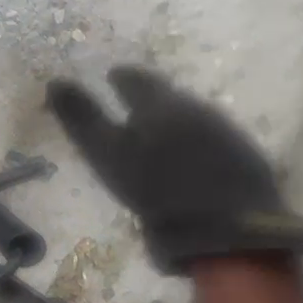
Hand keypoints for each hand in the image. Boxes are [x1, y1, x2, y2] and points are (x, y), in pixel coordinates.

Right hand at [46, 66, 302, 274]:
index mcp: (159, 104)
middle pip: (168, 95)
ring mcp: (226, 133)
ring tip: (159, 130)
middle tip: (134, 102)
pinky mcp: (247, 158)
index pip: (137, 80)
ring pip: (192, 116)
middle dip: (150, 97)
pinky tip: (189, 155)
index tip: (113, 75)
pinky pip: (213, 138)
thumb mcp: (103, 151)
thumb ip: (80, 116)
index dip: (122, 77)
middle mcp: (196, 109)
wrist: (227, 228)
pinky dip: (196, 140)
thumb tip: (55, 82)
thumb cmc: (152, 185)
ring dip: (174, 119)